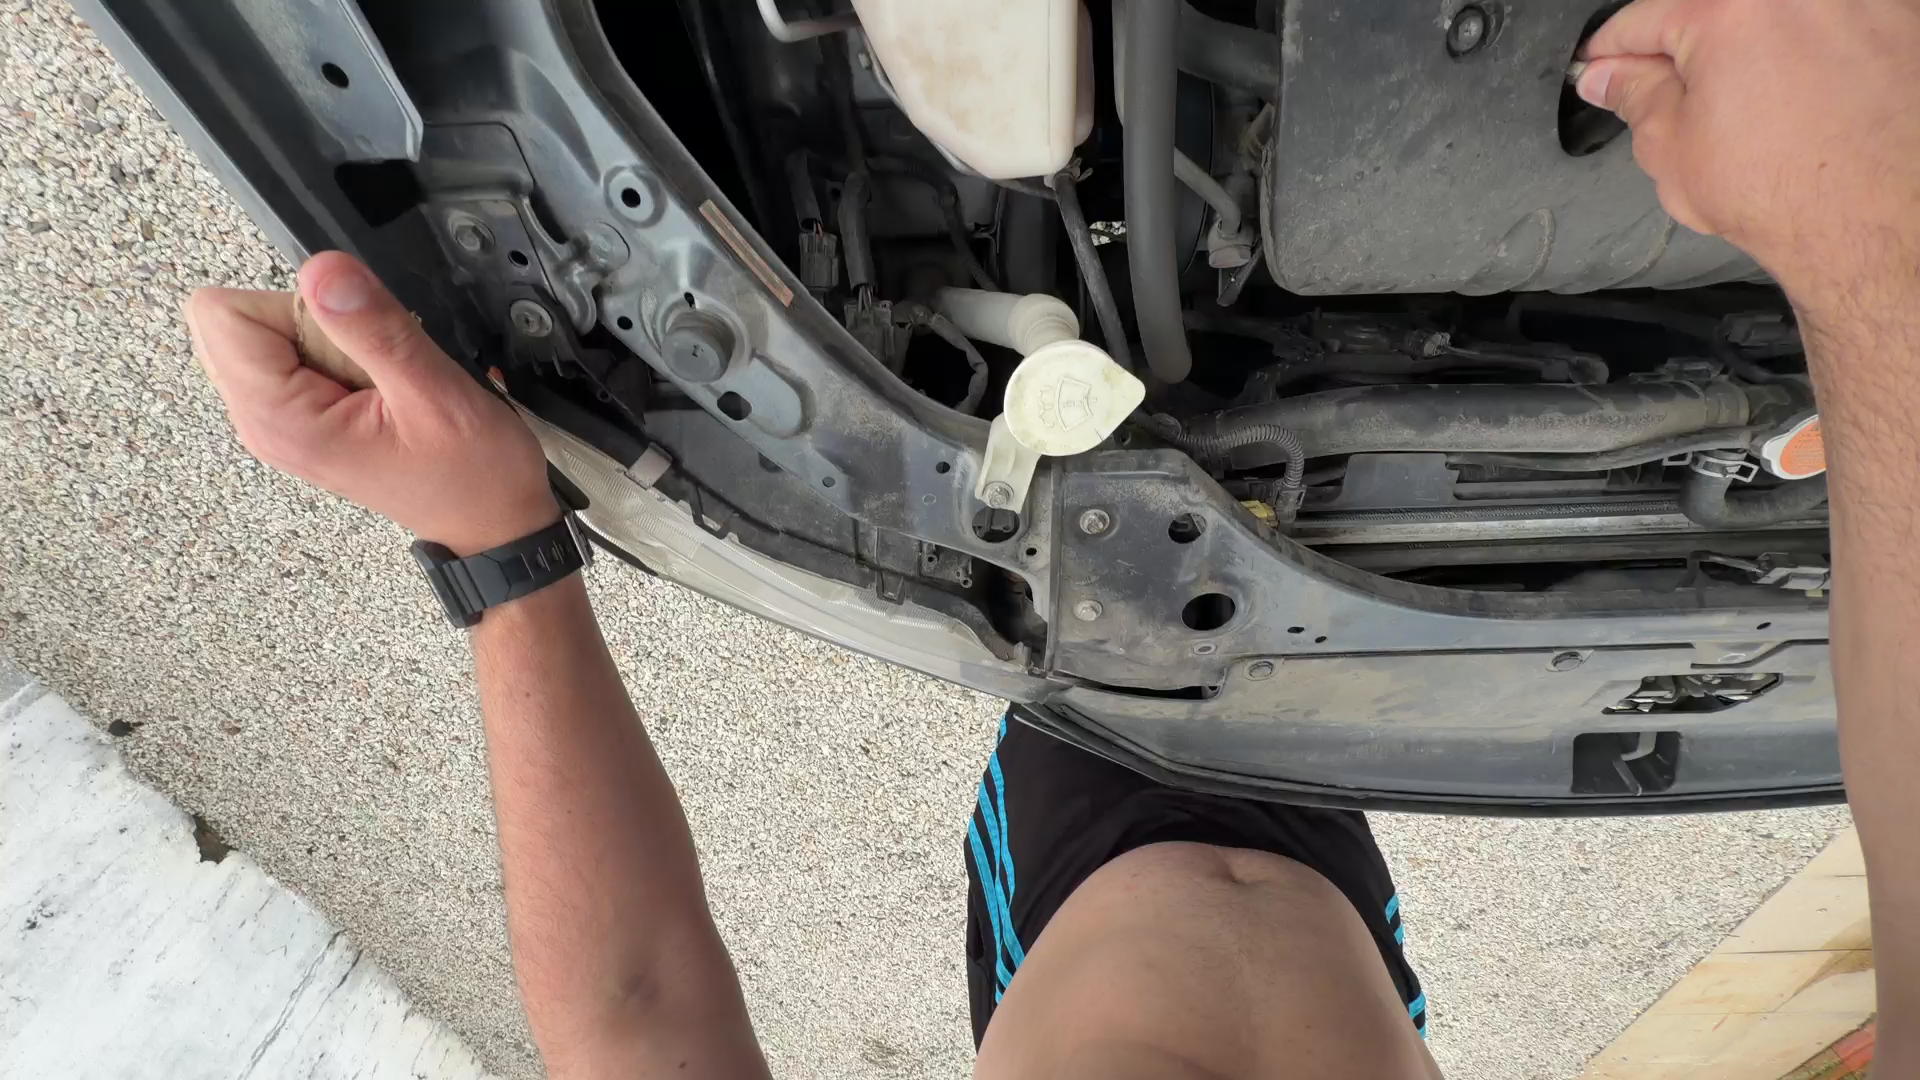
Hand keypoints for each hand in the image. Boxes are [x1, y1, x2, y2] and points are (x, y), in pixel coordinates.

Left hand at [187, 251, 557, 555]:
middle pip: (241, 322)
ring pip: (272, 340)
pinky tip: (384, 397)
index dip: (305, 309)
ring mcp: (282, 427)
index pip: (228, 311)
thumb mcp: (440, 397)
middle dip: (317, 326)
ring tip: (389, 391)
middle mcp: (263, 424)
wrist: (498, 525)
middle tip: (383, 374)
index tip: (366, 348)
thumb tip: (323, 268)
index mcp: (281, 419)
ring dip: (335, 347)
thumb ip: (379, 331)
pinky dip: (343, 365)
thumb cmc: (478, 477)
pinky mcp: (306, 427)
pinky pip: (298, 364)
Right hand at [1575, 0, 1919, 315]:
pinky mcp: (1897, 14)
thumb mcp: (1666, 143)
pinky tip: (1779, 91)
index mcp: (1731, 8)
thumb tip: (1608, 76)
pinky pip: (1818, 21)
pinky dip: (1787, 47)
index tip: (1594, 73)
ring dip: (1729, 46)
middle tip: (1646, 92)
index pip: (1640, 18)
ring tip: (1718, 97)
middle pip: (1705, 8)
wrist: (1870, 203)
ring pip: (1762, 16)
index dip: (1605, 53)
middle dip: (1669, 48)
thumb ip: (1636, 95)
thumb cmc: (1769, 178)